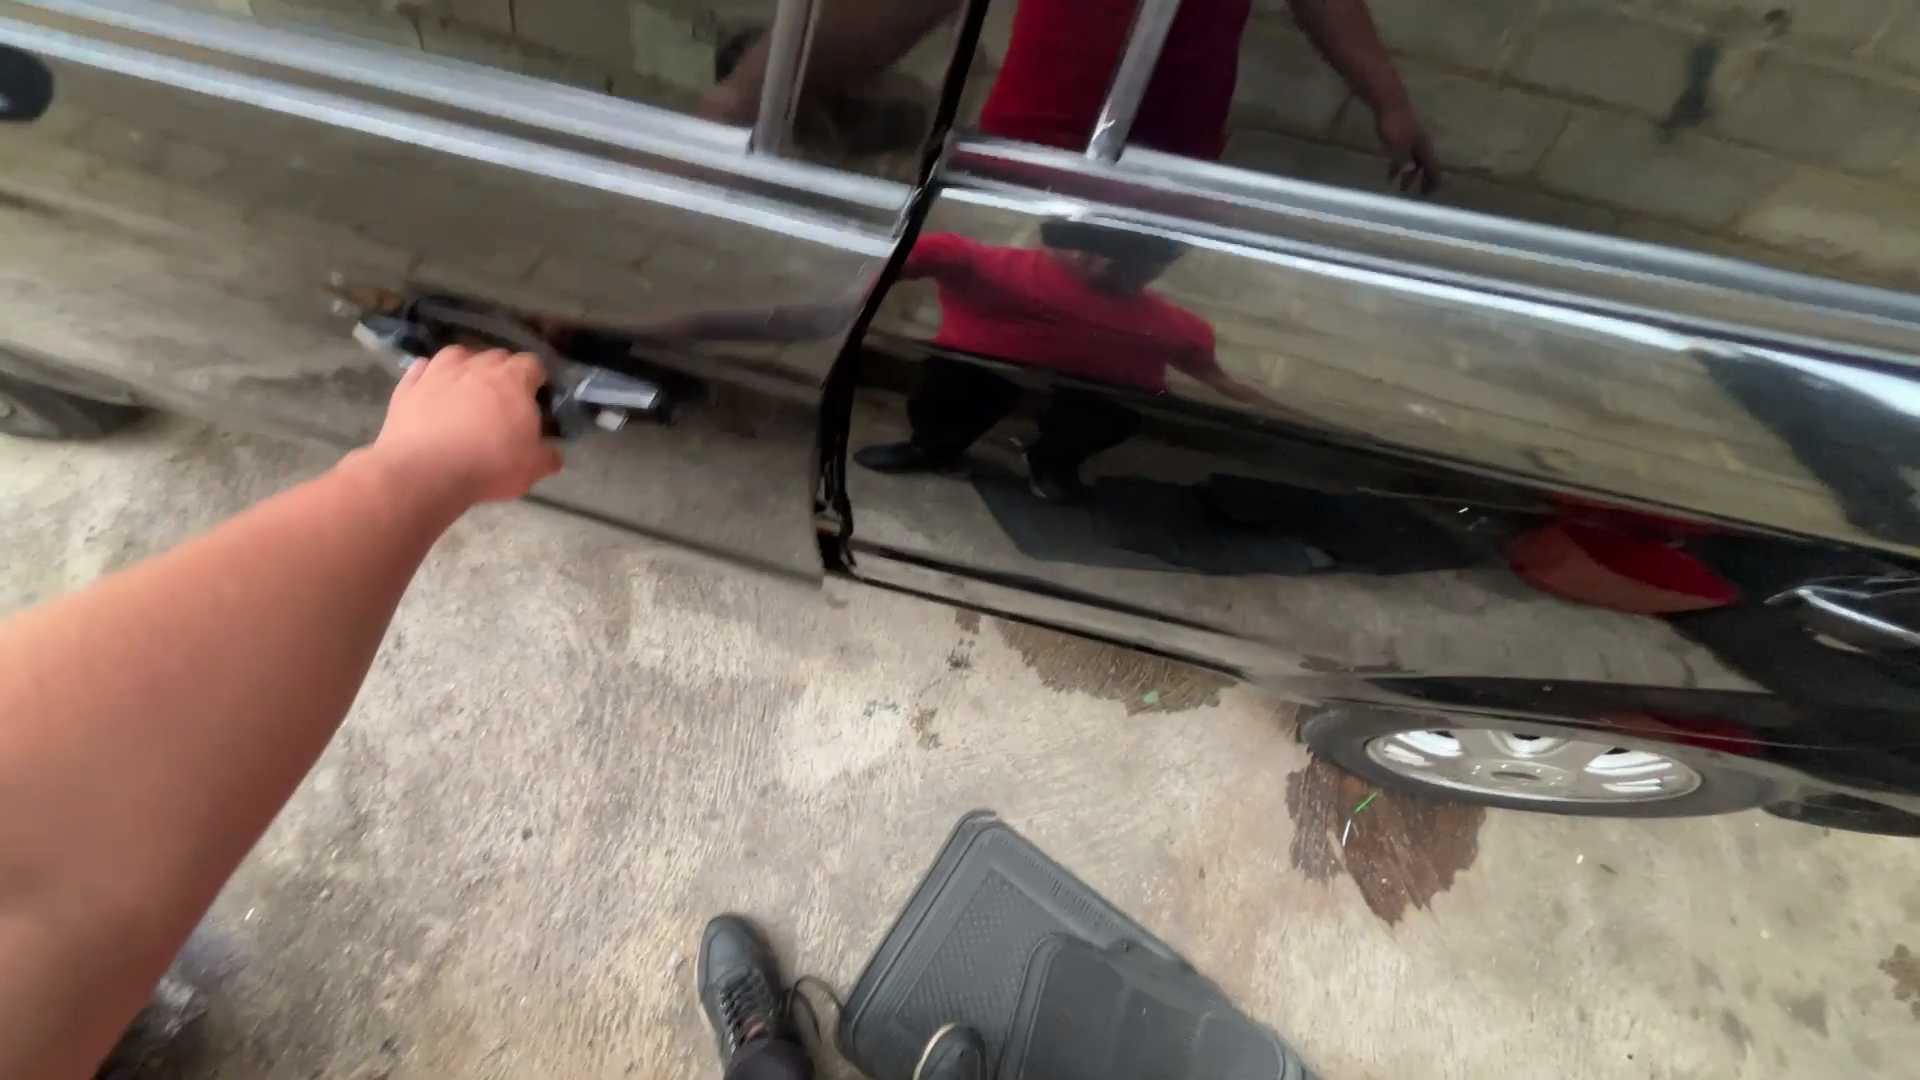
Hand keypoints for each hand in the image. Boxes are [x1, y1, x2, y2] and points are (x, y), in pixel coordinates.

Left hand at [369, 346, 561, 507]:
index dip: (537, 378)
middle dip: (504, 371)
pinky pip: (422, 369)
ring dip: (467, 366)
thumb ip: (548, 455)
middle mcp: (475, 368)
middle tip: (507, 397)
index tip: (538, 396)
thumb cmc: (490, 465)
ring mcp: (437, 373)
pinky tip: (435, 390)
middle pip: (496, 355)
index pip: (532, 363)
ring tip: (469, 386)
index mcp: (513, 380)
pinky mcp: (406, 387)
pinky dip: (431, 375)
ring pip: (456, 354)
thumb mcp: (534, 467)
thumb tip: (551, 453)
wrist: (425, 473)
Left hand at [1374, 106, 1440, 193]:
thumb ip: (1404, 159)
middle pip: (1425, 166)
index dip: (1433, 179)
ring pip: (1413, 163)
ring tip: (1404, 190)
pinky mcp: (1401, 140)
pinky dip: (1399, 168)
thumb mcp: (1398, 145)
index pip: (1432, 166)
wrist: (1390, 106)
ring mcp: (1411, 142)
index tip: (1434, 193)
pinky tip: (1390, 176)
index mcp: (1423, 147)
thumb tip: (1411, 172)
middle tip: (1423, 194)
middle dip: (1424, 180)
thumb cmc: (1395, 126)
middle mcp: (1421, 146)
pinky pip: (1403, 158)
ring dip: (1410, 176)